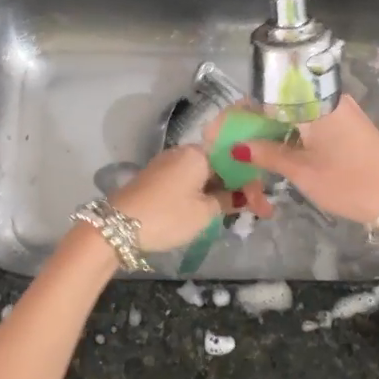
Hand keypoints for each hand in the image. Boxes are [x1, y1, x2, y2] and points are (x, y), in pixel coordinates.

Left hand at [108, 146, 268, 252]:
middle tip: (253, 210)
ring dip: (219, 190)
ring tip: (233, 212)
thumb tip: (241, 196)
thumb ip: (228, 201)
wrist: (115, 227)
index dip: (251, 181)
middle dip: (237, 186)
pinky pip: (187, 180)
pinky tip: (209, 208)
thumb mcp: (204, 213)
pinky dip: (201, 192)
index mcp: (198, 153)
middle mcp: (182, 152)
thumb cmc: (166, 217)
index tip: (262, 206)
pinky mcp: (155, 178)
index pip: (235, 160)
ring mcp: (166, 164)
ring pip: (203, 174)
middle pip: (219, 165)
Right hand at [234, 96, 378, 224]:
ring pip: (294, 112)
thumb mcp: (304, 172)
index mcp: (315, 102)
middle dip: (253, 122)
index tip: (220, 130)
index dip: (240, 112)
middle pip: (279, 101)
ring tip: (248, 152)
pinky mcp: (346, 125)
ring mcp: (338, 111)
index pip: (266, 94)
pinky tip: (275, 152)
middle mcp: (327, 98)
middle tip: (232, 145)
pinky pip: (308, 121)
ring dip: (270, 130)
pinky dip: (289, 135)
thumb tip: (237, 146)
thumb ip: (268, 154)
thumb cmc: (350, 183)